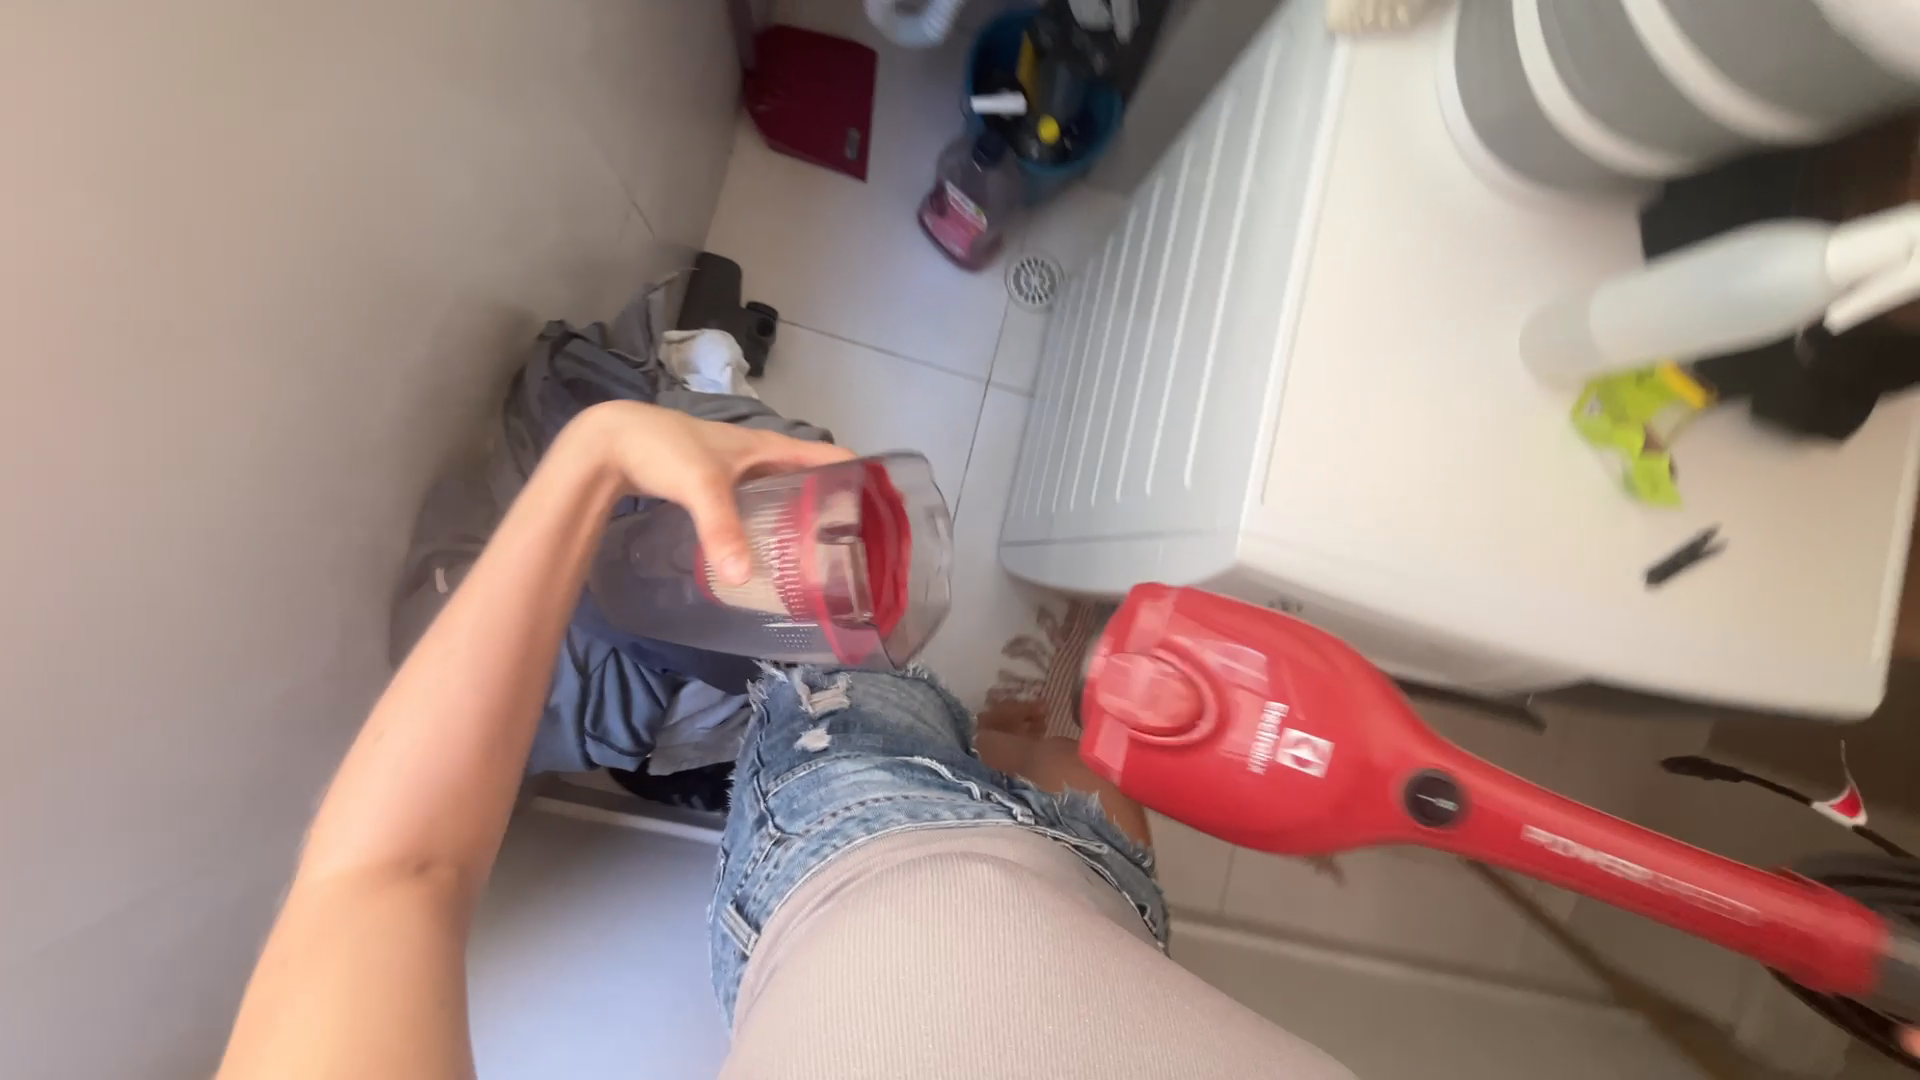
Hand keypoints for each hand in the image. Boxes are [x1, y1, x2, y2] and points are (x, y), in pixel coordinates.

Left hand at [566, 401, 854, 583]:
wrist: (609, 442)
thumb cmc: (663, 448)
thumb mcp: (700, 486)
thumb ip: (722, 530)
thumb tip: (745, 578)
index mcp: (770, 447)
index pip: (831, 456)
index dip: (862, 476)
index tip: (884, 511)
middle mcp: (762, 457)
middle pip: (814, 479)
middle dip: (838, 506)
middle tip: (855, 547)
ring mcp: (741, 472)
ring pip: (787, 494)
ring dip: (806, 518)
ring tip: (822, 556)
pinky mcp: (720, 488)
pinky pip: (762, 506)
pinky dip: (775, 525)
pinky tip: (772, 551)